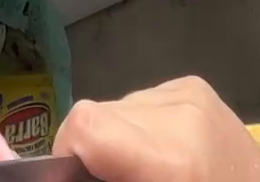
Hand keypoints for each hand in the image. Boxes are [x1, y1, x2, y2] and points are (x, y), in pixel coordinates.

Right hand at [53, 77, 259, 181]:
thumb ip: (107, 179)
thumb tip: (62, 173)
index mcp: (169, 157)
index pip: (85, 124)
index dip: (64, 153)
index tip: (68, 180)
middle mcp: (179, 111)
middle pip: (98, 114)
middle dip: (93, 151)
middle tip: (109, 181)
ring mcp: (191, 93)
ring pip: (119, 105)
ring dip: (119, 138)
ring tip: (144, 170)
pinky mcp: (197, 87)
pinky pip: (145, 99)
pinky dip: (142, 127)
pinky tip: (164, 153)